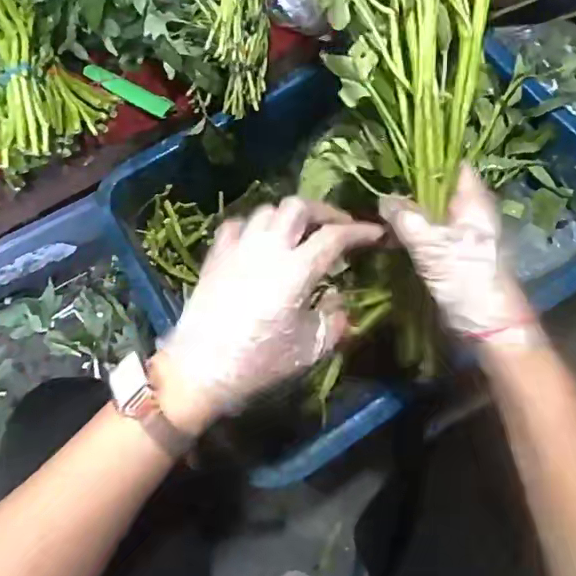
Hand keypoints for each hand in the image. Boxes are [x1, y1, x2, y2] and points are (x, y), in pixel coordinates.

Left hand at [152, 197, 384, 432]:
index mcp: (297, 270)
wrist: (200, 369)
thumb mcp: (309, 348)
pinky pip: (237, 225)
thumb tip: (340, 300)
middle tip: (336, 226)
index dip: (359, 231)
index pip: (334, 236)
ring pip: (267, 210)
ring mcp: (238, 247)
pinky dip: (254, 226)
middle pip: (298, 206)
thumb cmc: (259, 363)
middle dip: (323, 211)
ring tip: (298, 233)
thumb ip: (334, 320)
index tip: (375, 234)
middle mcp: (268, 248)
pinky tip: (259, 241)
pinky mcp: (215, 255)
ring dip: (288, 216)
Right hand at [379, 164, 544, 347]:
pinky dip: (410, 229)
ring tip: (377, 206)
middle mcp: (469, 211)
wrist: (488, 324)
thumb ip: (404, 217)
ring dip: (407, 209)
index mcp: (473, 200)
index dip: (428, 158)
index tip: (397, 156)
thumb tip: (383, 198)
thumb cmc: (466, 277)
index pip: (453, 165)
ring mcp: (461, 232)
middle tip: (378, 182)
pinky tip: (388, 231)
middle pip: (438, 187)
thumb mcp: (430, 245)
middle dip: (410, 185)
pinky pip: (428, 231)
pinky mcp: (451, 252)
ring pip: (431, 210)